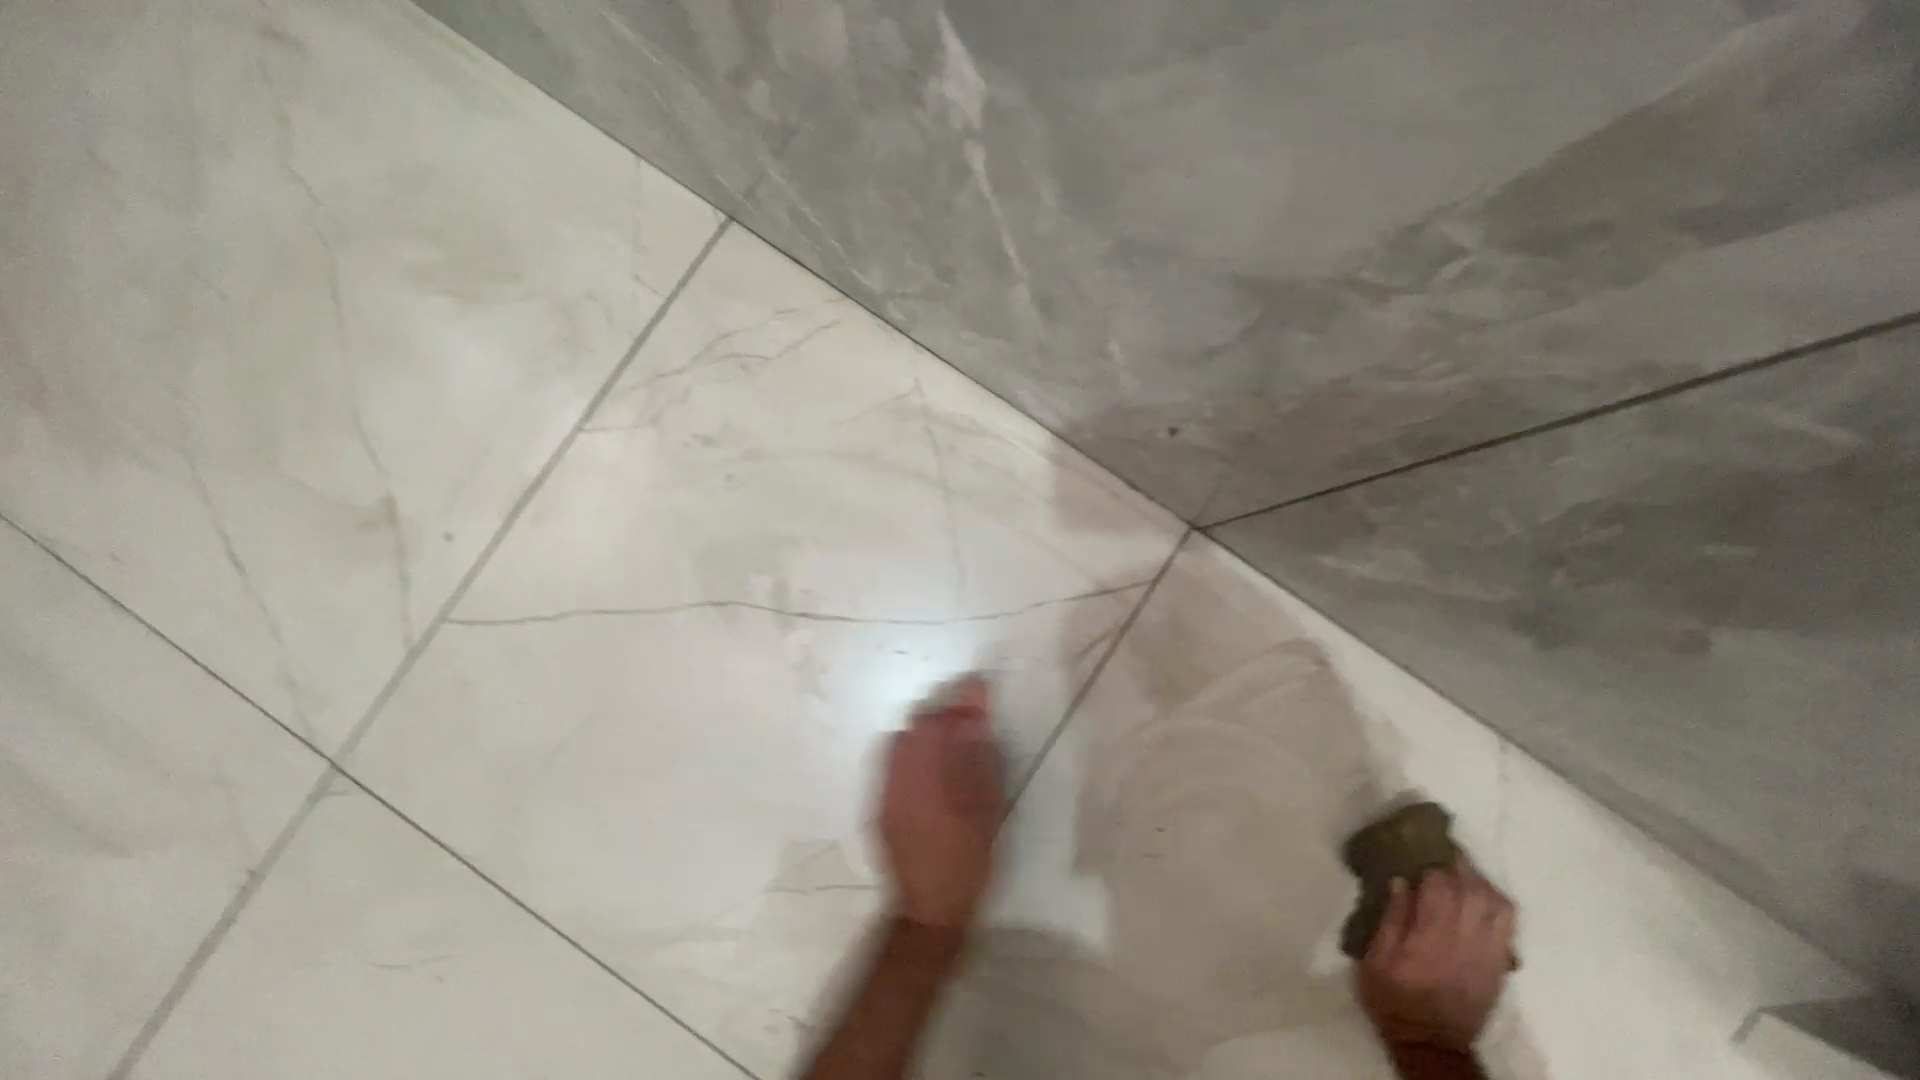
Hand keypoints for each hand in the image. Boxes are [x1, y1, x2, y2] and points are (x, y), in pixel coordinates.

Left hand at [877, 676, 1004, 931]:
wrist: (928, 909)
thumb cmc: (966, 862)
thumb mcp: (984, 811)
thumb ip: (976, 759)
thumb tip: (973, 715)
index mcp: (926, 779)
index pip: (936, 722)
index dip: (959, 701)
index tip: (979, 689)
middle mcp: (897, 779)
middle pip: (914, 727)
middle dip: (942, 713)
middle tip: (970, 714)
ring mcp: (883, 793)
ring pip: (898, 742)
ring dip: (925, 731)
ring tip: (950, 738)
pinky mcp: (878, 806)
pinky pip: (889, 763)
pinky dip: (910, 752)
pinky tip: (929, 765)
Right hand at [1357, 859, 1517, 1052]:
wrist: (1429, 1042)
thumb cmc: (1393, 998)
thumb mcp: (1376, 959)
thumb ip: (1391, 919)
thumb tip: (1400, 881)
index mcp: (1431, 938)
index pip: (1440, 887)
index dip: (1431, 863)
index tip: (1418, 847)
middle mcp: (1465, 941)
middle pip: (1473, 890)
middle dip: (1459, 864)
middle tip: (1443, 849)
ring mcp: (1488, 954)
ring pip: (1497, 905)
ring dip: (1481, 881)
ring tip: (1462, 870)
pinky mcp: (1499, 965)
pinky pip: (1508, 926)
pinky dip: (1497, 903)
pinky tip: (1482, 896)